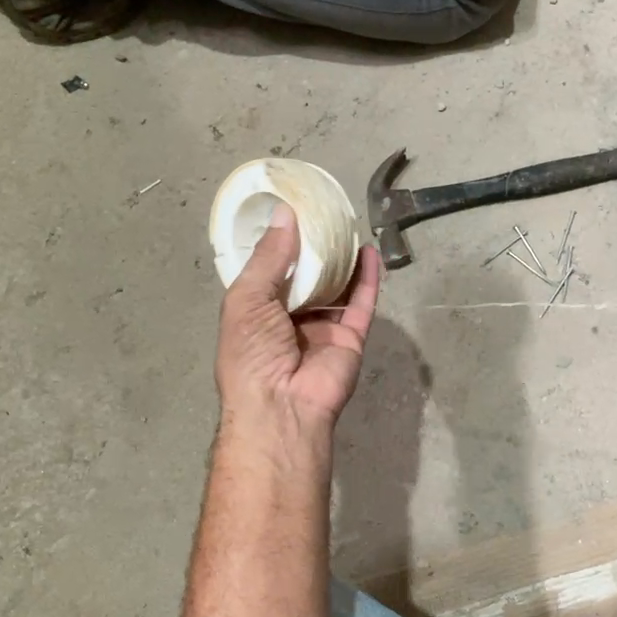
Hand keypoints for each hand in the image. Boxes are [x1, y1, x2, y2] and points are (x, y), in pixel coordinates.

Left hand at [215, 203, 381, 438]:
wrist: (282, 406)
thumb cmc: (251, 353)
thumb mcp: (246, 299)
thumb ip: (269, 257)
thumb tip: (285, 214)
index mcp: (257, 312)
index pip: (270, 271)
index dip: (280, 243)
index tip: (291, 210)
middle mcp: (290, 319)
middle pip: (308, 277)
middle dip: (315, 248)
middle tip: (324, 213)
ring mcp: (323, 329)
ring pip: (337, 287)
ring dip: (342, 259)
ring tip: (348, 225)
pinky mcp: (351, 337)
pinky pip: (361, 303)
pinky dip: (367, 278)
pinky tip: (370, 250)